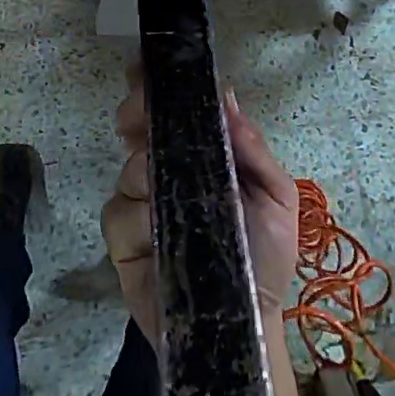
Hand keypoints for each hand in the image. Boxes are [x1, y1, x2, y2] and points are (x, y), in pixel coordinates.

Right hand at [101, 68, 299, 347]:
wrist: (243, 325)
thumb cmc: (266, 257)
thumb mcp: (276, 199)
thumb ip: (252, 150)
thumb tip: (227, 96)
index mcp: (206, 156)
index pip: (178, 113)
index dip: (159, 89)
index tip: (146, 70)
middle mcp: (171, 171)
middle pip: (142, 129)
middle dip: (137, 115)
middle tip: (138, 119)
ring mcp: (143, 204)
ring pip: (128, 168)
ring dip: (143, 174)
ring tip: (165, 197)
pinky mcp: (123, 240)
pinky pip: (117, 214)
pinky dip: (136, 220)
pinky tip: (154, 234)